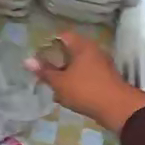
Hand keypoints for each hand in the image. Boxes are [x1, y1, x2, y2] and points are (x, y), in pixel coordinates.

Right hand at [24, 30, 144, 131]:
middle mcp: (94, 50)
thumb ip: (44, 71)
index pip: (62, 36)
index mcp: (82, 45)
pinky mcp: (106, 78)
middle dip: (57, 62)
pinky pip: (87, 76)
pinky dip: (77, 82)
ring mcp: (102, 64)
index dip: (48, 44)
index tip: (38, 57)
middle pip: (71, 51)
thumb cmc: (85, 90)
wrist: (117, 108)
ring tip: (55, 87)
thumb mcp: (60, 82)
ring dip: (67, 74)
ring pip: (79, 65)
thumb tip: (27, 60)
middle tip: (44, 73)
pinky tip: (69, 95)